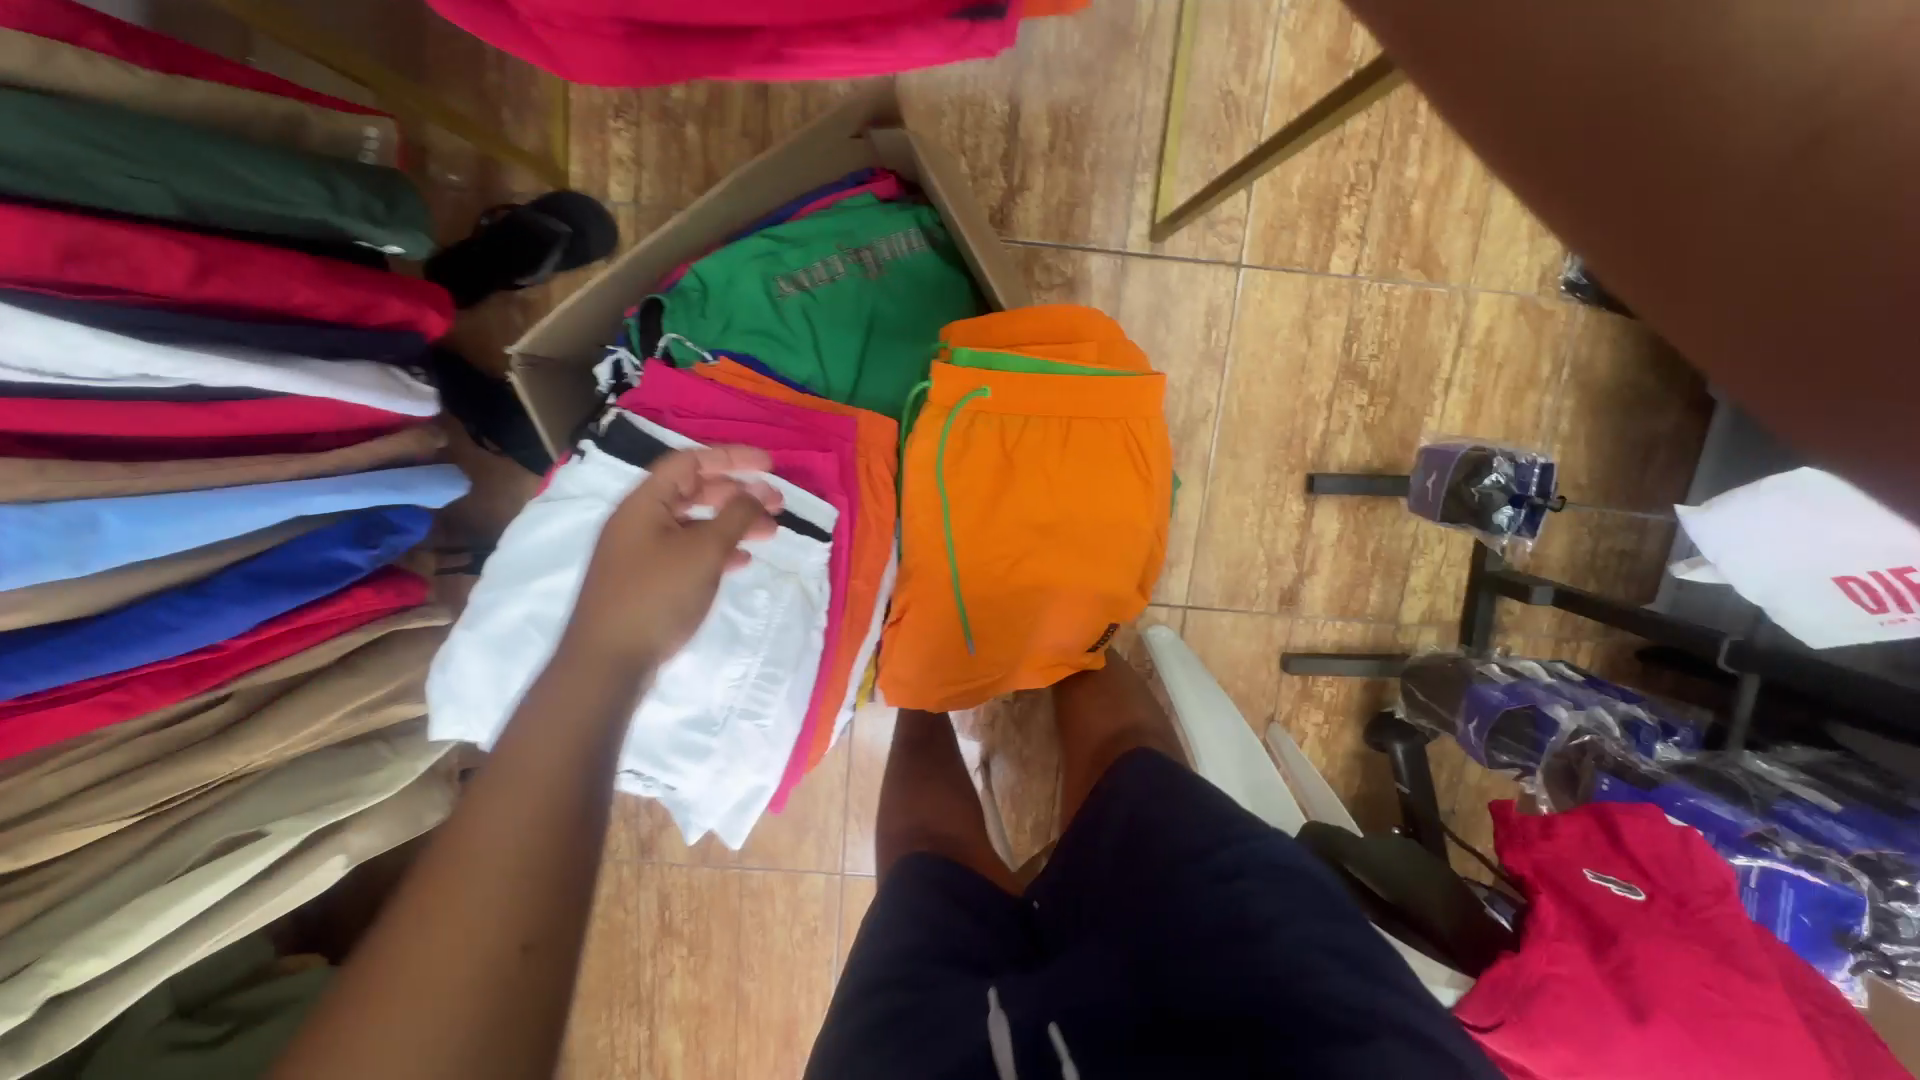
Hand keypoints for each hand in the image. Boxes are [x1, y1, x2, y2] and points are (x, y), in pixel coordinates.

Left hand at [560, 446, 782, 671]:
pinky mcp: (645, 582)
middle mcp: (637, 521)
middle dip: (737, 494)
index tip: (770, 466)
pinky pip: (686, 552)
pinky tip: (740, 561)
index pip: (690, 462)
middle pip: (692, 492)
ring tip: (768, 535)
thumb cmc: (656, 596)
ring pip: (693, 525)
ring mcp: (639, 553)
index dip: (732, 458)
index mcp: (643, 503)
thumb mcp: (703, 551)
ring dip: (731, 524)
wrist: (606, 662)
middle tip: (776, 505)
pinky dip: (715, 551)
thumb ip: (735, 516)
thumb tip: (756, 492)